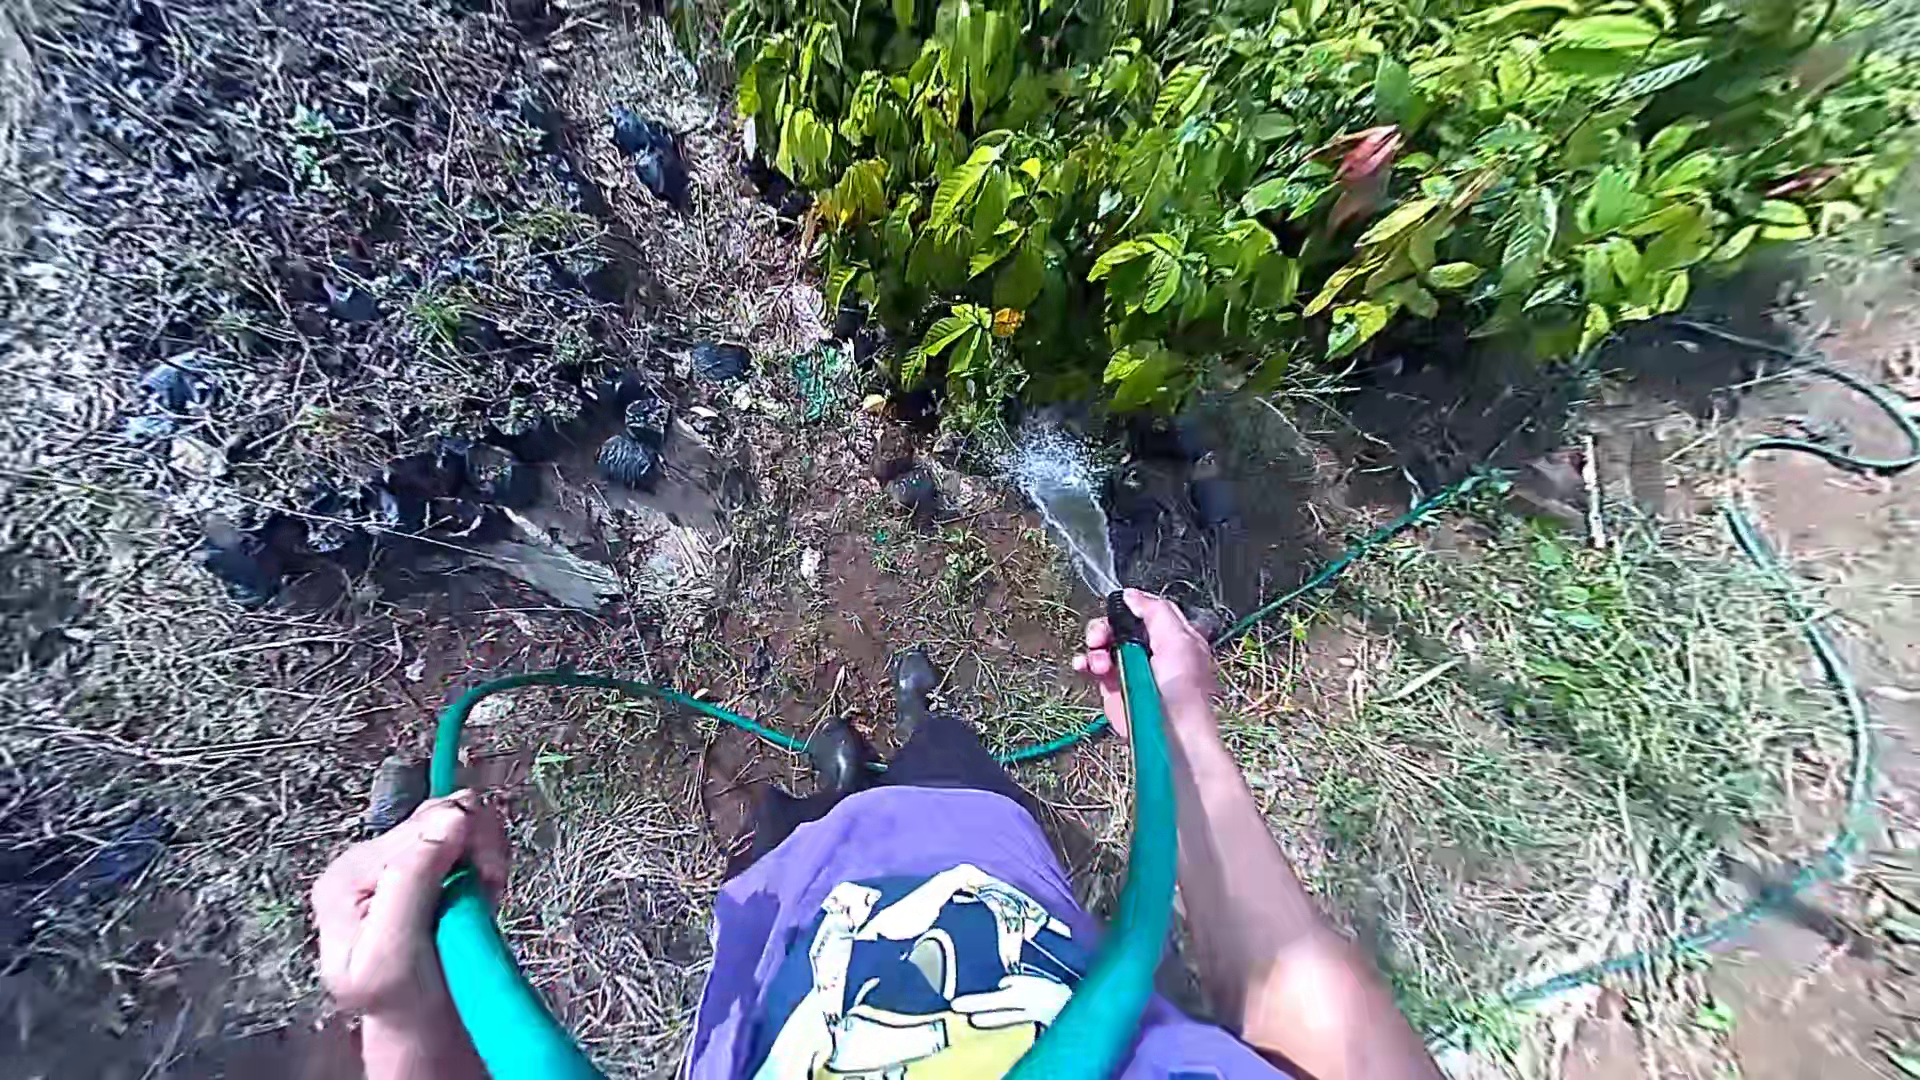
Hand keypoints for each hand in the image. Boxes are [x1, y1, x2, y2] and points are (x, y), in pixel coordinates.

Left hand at [310, 790, 508, 1023]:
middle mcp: (373, 856)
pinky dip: (492, 852)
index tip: (478, 881)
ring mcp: (406, 852)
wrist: (426, 1008)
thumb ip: (411, 880)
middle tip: (483, 886)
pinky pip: (479, 826)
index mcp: (348, 876)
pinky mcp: (437, 853)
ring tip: (482, 888)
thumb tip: (453, 815)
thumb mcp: (392, 949)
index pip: (426, 825)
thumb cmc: (401, 991)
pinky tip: (482, 883)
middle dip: (479, 845)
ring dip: (488, 849)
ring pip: (469, 812)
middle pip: (448, 811)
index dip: (464, 844)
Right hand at [1071, 588, 1217, 737]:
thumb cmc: (1182, 688)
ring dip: (1095, 647)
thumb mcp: (1178, 639)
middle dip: (1105, 627)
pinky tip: (1083, 666)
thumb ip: (1155, 611)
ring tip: (1099, 663)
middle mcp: (1149, 648)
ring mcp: (1129, 666)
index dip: (1129, 608)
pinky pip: (1092, 665)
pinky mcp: (1112, 685)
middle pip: (1118, 624)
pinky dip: (1084, 662)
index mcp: (1171, 635)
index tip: (1118, 610)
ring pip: (1102, 642)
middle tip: (1100, 638)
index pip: (1145, 610)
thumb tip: (1129, 595)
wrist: (1170, 732)